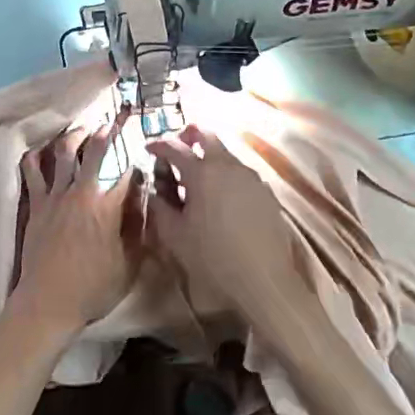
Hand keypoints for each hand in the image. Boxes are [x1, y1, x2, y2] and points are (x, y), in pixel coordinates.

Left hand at [13, 122, 144, 332]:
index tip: (142, 154)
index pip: (127, 173)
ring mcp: (56, 195)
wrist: (47, 303)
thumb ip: (139, 233)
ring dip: (74, 136)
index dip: (137, 160)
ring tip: (82, 128)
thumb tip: (146, 206)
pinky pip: (33, 172)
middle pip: (95, 151)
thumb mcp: (129, 267)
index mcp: (108, 207)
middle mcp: (82, 192)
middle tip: (114, 122)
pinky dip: (36, 157)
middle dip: (107, 132)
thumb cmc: (92, 289)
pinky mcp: (36, 204)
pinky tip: (40, 150)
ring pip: (64, 153)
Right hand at [146, 126, 300, 321]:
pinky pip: (241, 172)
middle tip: (178, 147)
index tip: (149, 148)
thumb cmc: (213, 258)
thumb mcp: (175, 236)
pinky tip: (222, 197)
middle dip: (188, 135)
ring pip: (226, 153)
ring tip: (199, 178)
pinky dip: (226, 174)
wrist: (264, 280)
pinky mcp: (266, 191)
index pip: (174, 147)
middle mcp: (227, 165)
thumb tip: (153, 193)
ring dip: (209, 155)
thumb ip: (160, 209)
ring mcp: (250, 176)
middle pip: (206, 135)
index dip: (158, 144)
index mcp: (201, 172)